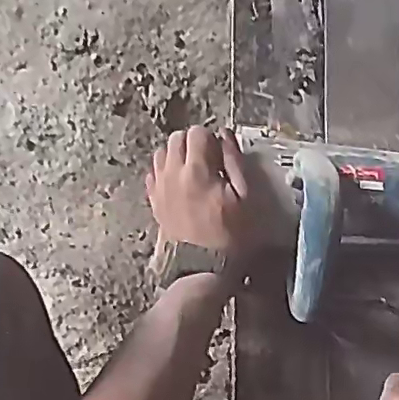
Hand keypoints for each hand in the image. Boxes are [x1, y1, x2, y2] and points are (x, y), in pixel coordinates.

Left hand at [145, 126, 256, 256]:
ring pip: (162, 153)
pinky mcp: (154, 201)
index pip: (197, 132)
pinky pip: (153, 173)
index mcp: (196, 170)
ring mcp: (159, 187)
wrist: (202, 266)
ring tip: (193, 173)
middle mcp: (172, 173)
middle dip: (193, 144)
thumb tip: (225, 135)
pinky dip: (165, 172)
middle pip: (176, 138)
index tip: (220, 156)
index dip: (212, 140)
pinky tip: (179, 185)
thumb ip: (235, 162)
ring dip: (177, 156)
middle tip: (208, 162)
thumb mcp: (244, 198)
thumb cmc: (230, 234)